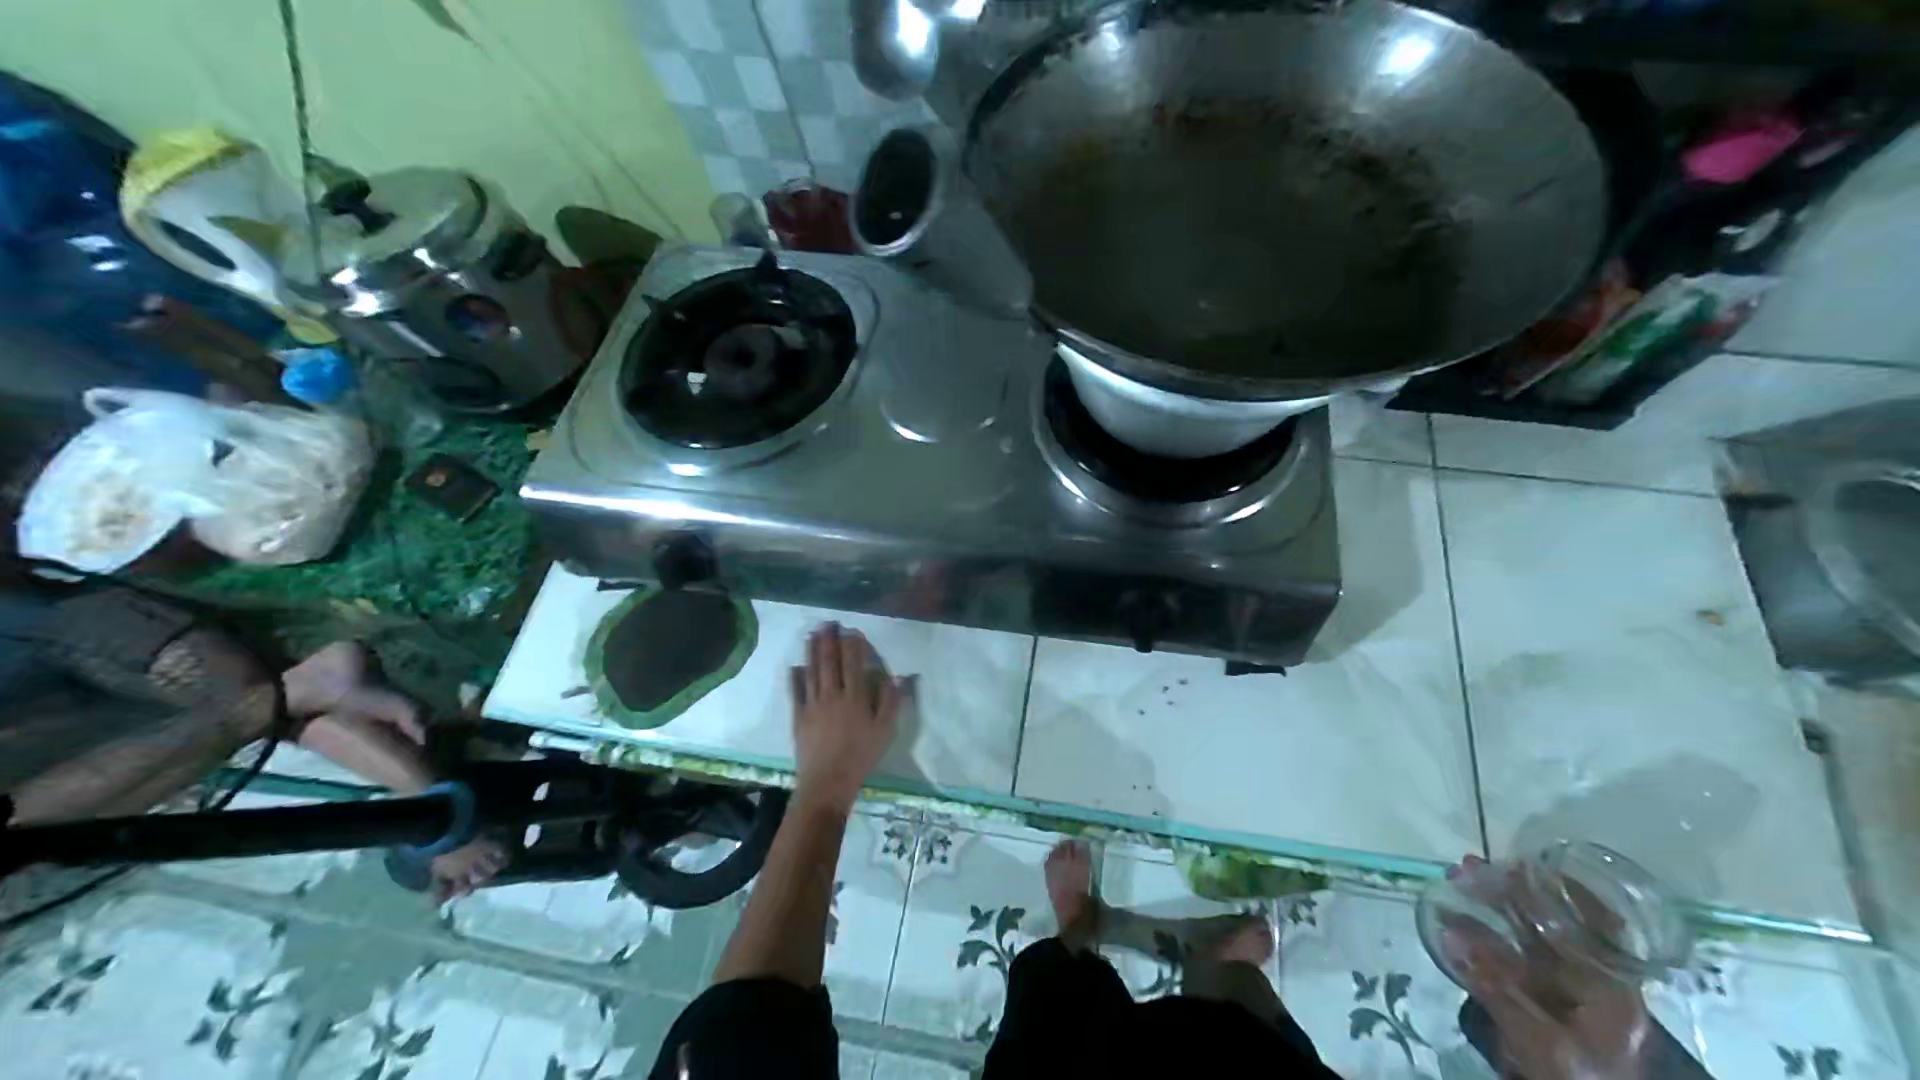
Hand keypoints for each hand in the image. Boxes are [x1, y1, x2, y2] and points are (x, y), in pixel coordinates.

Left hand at [788, 623, 905, 814]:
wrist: (828, 780)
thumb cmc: (861, 755)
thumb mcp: (886, 730)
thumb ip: (892, 701)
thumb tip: (900, 675)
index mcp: (855, 696)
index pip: (854, 663)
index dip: (853, 645)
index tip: (852, 630)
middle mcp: (832, 694)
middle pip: (830, 661)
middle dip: (829, 640)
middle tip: (828, 622)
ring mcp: (812, 704)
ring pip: (812, 671)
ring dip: (812, 650)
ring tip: (812, 633)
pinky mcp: (798, 716)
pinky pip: (795, 692)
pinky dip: (795, 677)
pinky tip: (795, 666)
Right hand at [1443, 856, 1651, 1079]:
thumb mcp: (1543, 1042)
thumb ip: (1497, 990)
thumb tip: (1450, 935)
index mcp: (1611, 991)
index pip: (1600, 928)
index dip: (1570, 892)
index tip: (1532, 863)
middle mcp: (1591, 984)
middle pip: (1554, 926)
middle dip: (1510, 892)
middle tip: (1470, 865)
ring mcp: (1564, 994)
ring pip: (1526, 938)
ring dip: (1489, 908)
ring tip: (1455, 880)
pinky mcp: (1540, 1003)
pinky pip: (1509, 959)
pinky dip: (1481, 936)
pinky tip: (1452, 921)